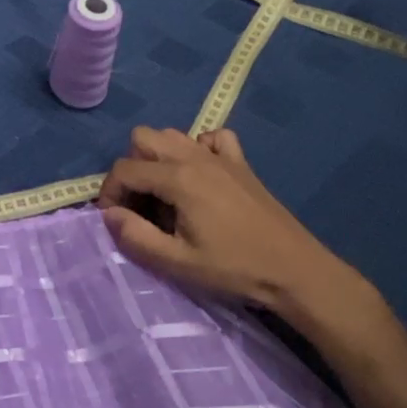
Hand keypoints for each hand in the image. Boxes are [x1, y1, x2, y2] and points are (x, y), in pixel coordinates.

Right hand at [98, 126, 364, 317]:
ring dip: (159, 156)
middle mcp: (194, 156)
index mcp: (177, 178)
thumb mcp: (179, 263)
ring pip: (173, 134)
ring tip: (166, 192)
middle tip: (142, 203)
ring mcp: (220, 156)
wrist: (298, 272)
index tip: (115, 218)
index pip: (124, 169)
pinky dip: (199, 149)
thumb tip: (108, 215)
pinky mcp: (241, 163)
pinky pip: (212, 138)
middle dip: (132, 167)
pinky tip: (202, 175)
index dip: (109, 192)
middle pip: (143, 138)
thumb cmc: (236, 269)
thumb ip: (136, 236)